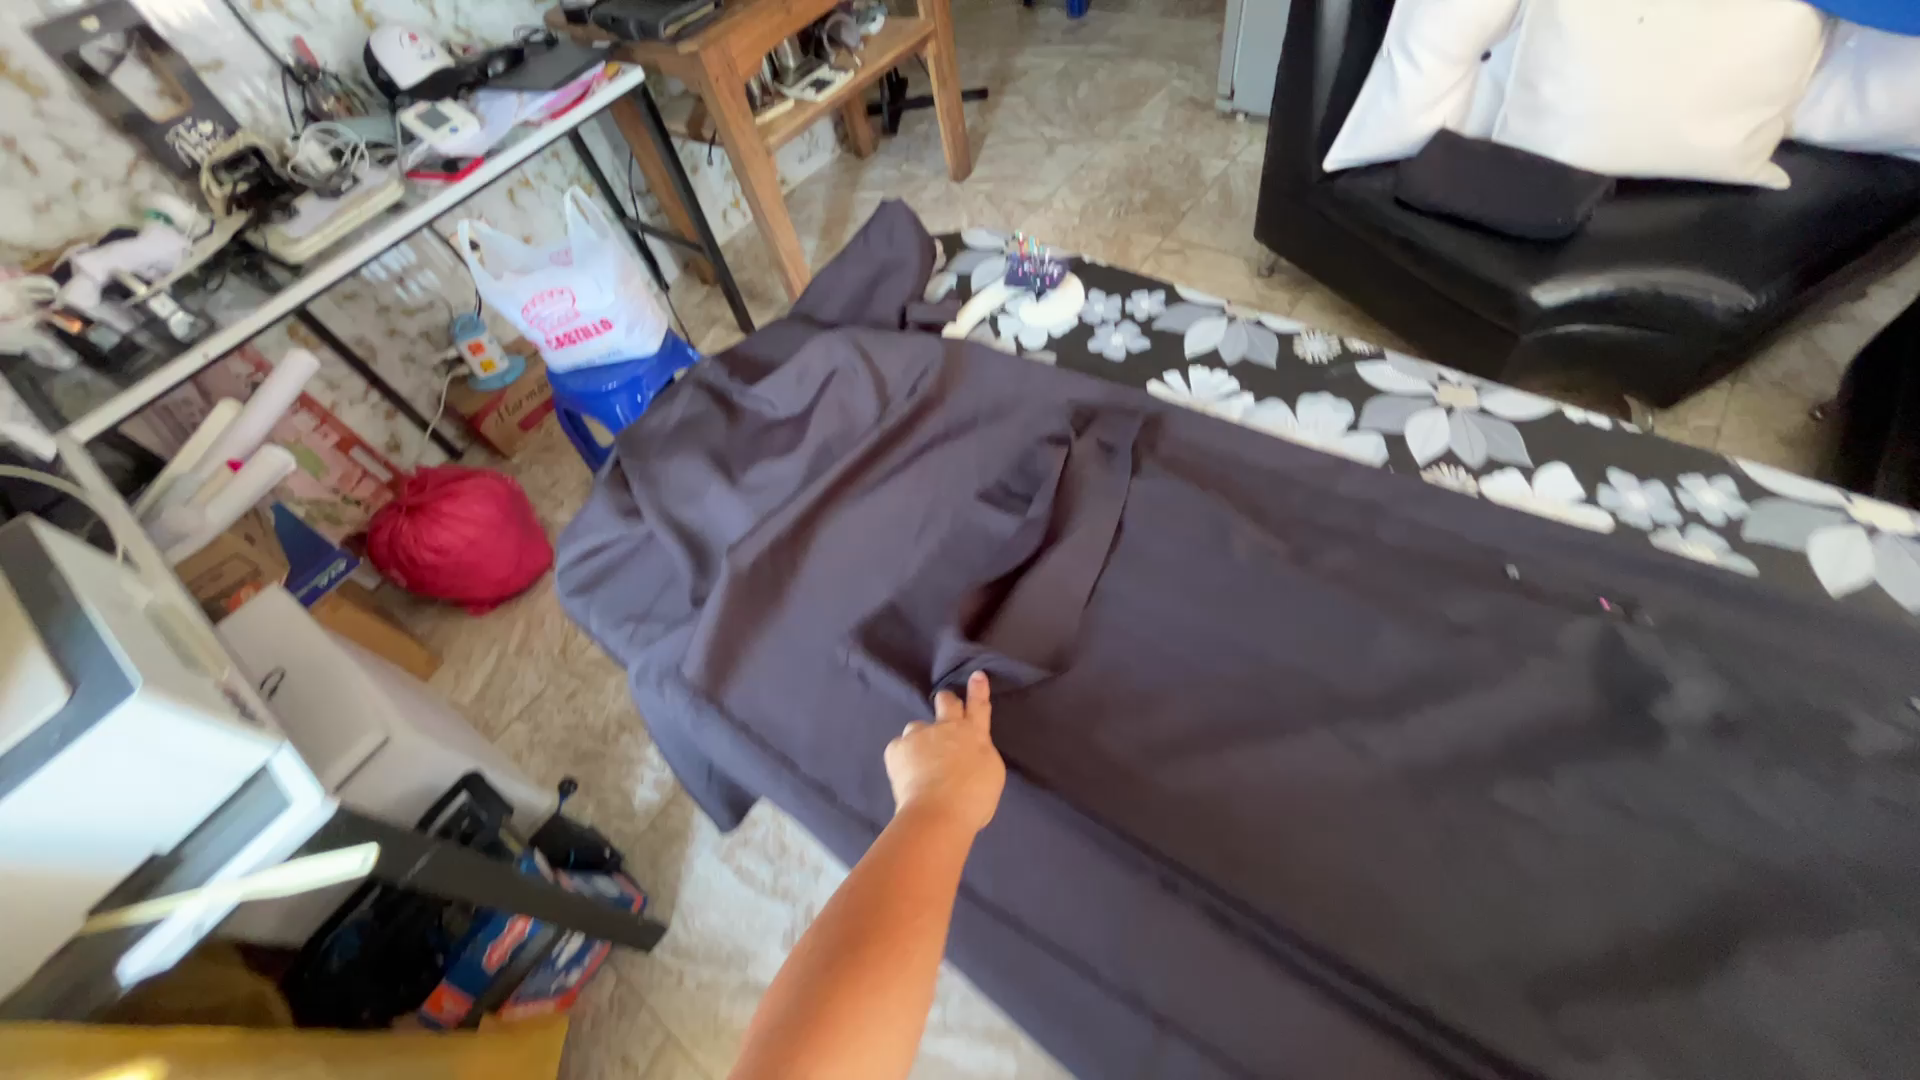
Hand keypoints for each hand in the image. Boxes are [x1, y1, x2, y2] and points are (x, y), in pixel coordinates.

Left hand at [884, 672, 1005, 834]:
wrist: (939, 813)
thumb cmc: (973, 800)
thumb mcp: (990, 775)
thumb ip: (979, 756)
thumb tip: (969, 753)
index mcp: (974, 736)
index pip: (979, 707)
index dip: (977, 689)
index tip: (976, 675)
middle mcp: (947, 728)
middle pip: (946, 703)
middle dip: (945, 700)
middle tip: (944, 705)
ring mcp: (920, 735)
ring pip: (917, 727)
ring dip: (919, 739)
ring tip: (920, 763)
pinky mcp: (897, 748)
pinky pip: (899, 748)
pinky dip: (901, 759)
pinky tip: (905, 776)